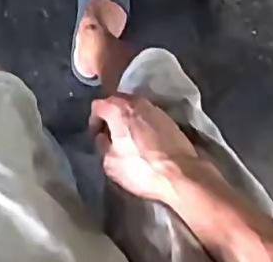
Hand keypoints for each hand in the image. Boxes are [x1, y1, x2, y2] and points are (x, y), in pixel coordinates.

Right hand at [91, 94, 205, 204]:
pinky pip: (146, 113)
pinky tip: (143, 140)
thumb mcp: (111, 163)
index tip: (96, 137)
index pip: (98, 104)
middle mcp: (135, 101)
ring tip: (126, 138)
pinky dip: (140, 121)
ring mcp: (152, 106)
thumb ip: (102, 145)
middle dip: (110, 116)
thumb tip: (102, 136)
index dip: (94, 120)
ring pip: (132, 106)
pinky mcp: (165, 115)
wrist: (179, 171)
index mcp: (119, 109)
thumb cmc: (141, 168)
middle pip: (116, 101)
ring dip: (126, 118)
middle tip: (109, 136)